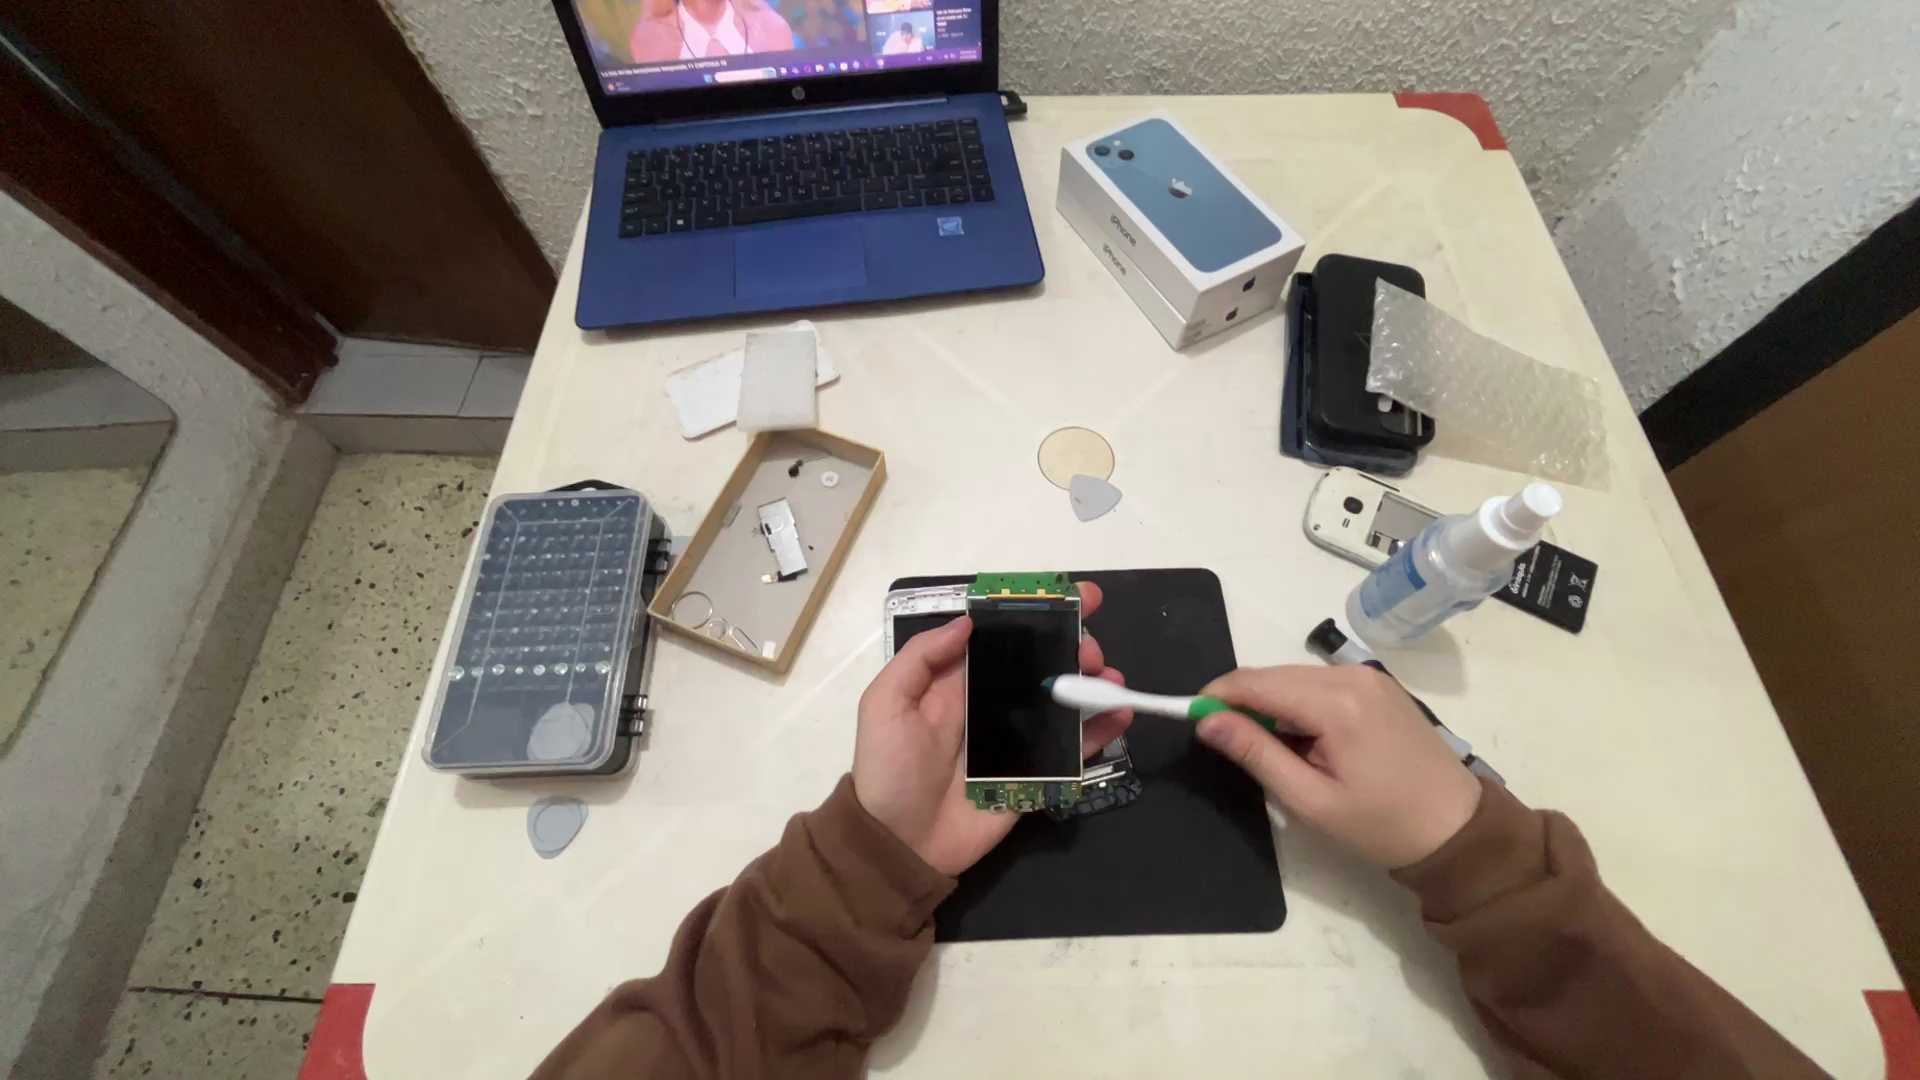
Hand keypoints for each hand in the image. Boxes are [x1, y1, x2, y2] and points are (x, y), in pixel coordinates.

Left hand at [853, 582, 1132, 876]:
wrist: (898, 844)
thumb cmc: (888, 768)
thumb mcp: (886, 703)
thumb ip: (921, 658)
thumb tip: (967, 621)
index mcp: (960, 679)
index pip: (1004, 636)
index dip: (1038, 613)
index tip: (1076, 595)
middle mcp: (993, 701)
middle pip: (1042, 663)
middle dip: (1073, 647)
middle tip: (1091, 651)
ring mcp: (1017, 737)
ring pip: (1064, 700)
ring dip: (1092, 683)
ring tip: (1110, 678)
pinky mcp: (1034, 773)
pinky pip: (1073, 748)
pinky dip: (1100, 730)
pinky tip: (1120, 714)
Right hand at [1195, 665, 1481, 868]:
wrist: (1461, 832)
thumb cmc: (1382, 824)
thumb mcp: (1310, 800)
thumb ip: (1255, 753)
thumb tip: (1205, 720)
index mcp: (1336, 703)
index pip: (1254, 683)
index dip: (1215, 697)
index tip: (1191, 719)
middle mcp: (1350, 675)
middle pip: (1270, 674)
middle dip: (1241, 701)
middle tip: (1230, 742)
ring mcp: (1366, 675)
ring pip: (1289, 675)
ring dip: (1268, 702)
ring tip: (1273, 748)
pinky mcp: (1375, 682)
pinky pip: (1314, 681)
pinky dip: (1295, 702)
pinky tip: (1302, 736)